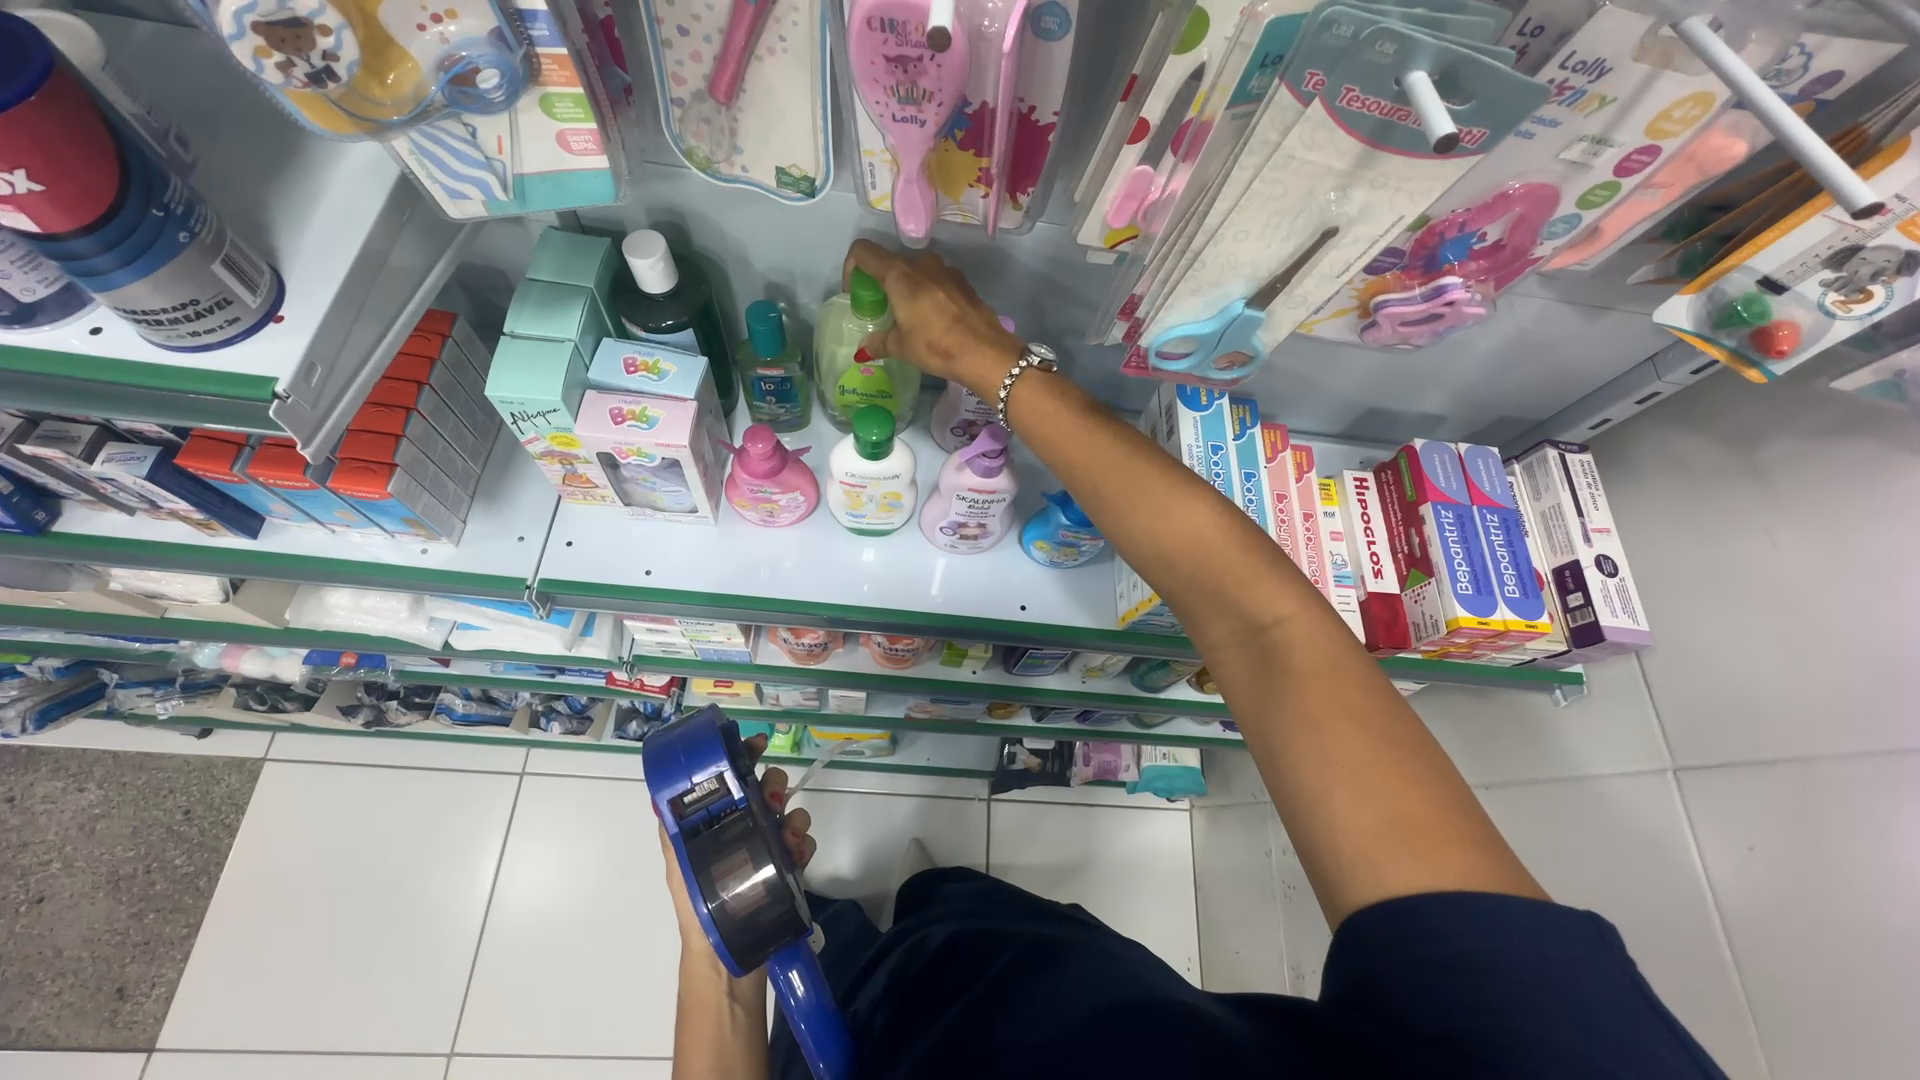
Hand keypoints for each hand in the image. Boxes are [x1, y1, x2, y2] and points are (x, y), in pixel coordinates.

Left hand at [659, 735, 816, 951]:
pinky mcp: (789, 867)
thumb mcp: (678, 861)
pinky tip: (797, 856)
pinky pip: (804, 842)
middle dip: (775, 785)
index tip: (757, 744)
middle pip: (768, 787)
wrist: (728, 953)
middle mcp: (745, 827)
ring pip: (791, 811)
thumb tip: (664, 793)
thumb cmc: (699, 904)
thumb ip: (675, 827)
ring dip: (793, 817)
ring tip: (787, 838)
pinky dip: (804, 844)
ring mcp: (769, 846)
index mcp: (718, 821)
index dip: (745, 755)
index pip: (733, 777)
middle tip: (772, 799)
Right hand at [843, 239, 1024, 400]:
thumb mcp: (902, 347)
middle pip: (890, 261)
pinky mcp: (963, 282)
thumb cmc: (936, 345)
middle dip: (880, 282)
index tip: (855, 293)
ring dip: (905, 287)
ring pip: (915, 270)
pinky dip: (926, 292)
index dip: (851, 268)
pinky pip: (936, 280)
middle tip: (881, 309)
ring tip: (907, 315)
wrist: (986, 352)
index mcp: (899, 273)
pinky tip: (932, 318)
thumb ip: (879, 342)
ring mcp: (946, 270)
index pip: (864, 252)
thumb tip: (863, 349)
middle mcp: (922, 263)